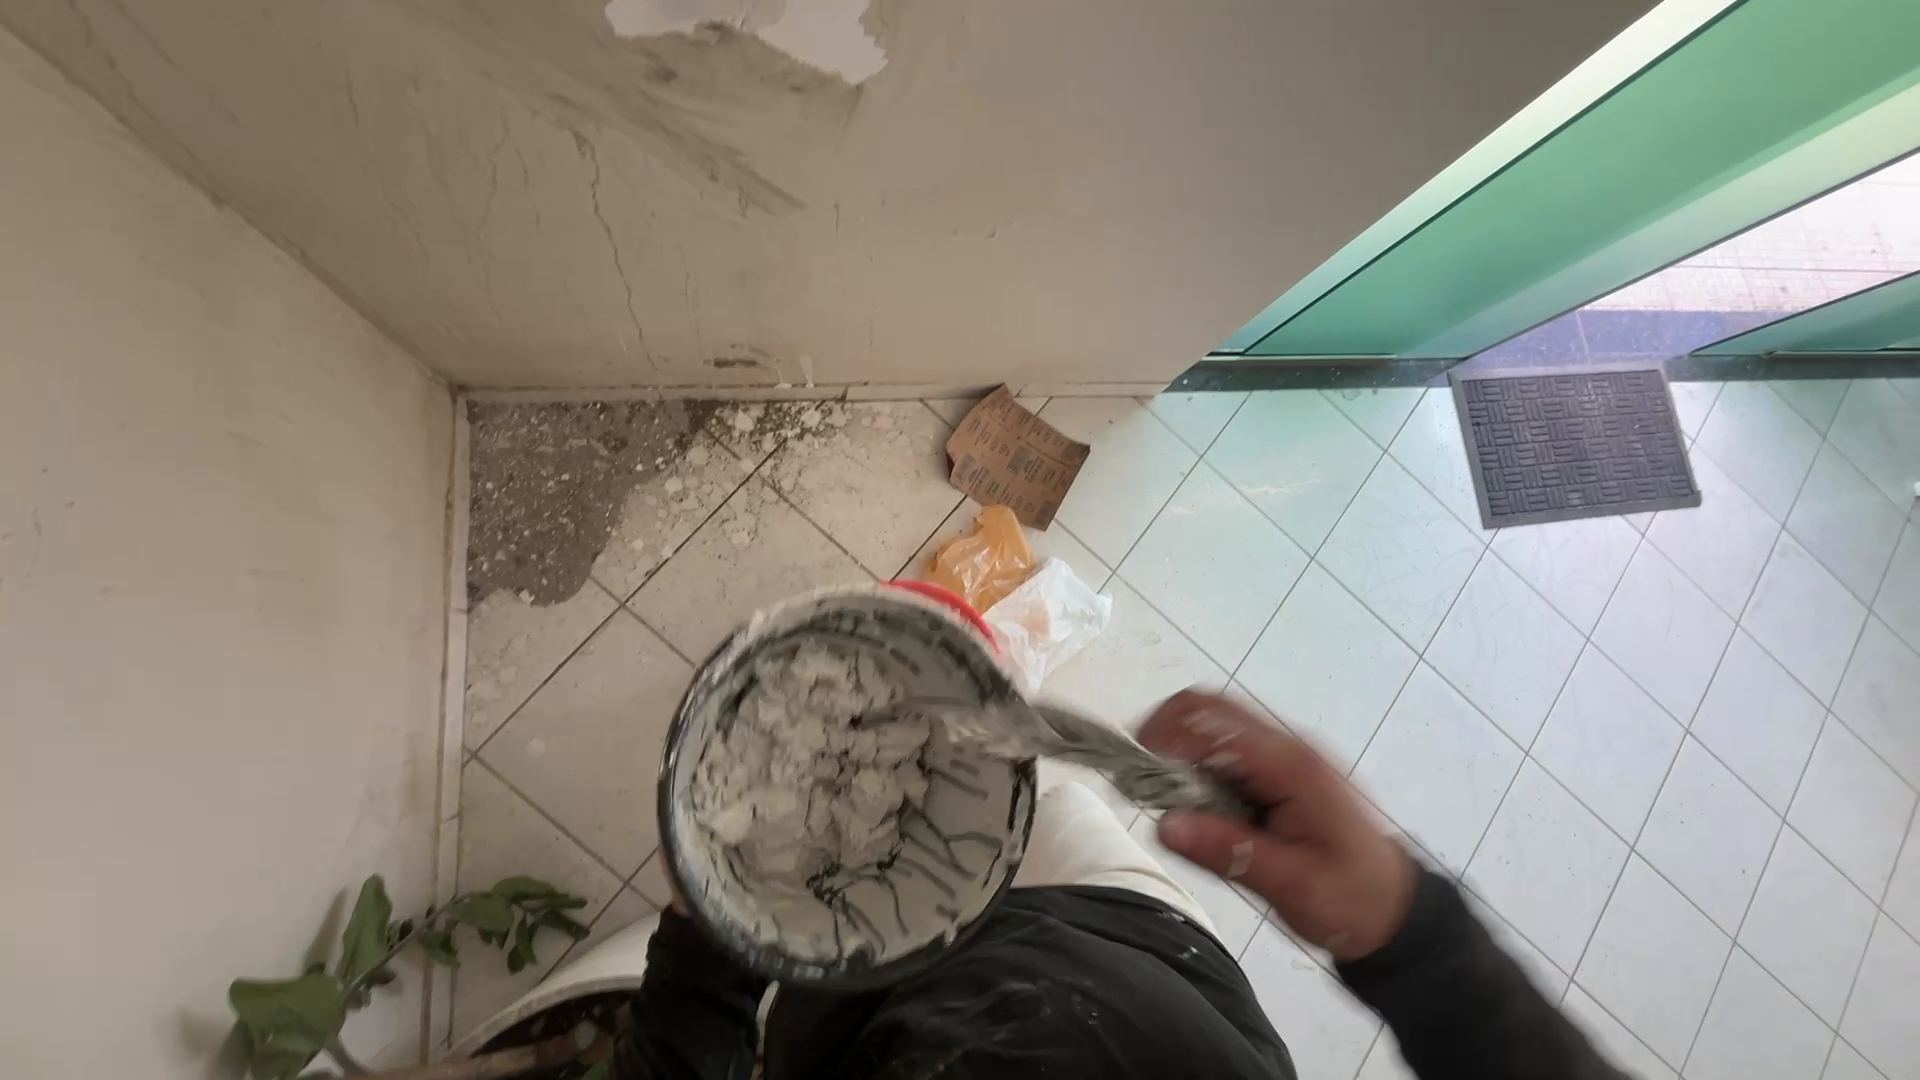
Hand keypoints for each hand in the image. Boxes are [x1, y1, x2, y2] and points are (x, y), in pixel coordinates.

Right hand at [1138, 690, 1415, 961]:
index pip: (1211, 720)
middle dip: (1162, 733)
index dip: (1163, 737)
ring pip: (1210, 722)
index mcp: (1289, 764)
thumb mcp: (1293, 886)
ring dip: (1176, 747)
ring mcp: (1280, 751)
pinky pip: (1221, 746)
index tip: (1135, 775)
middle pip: (1205, 707)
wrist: (1397, 910)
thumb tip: (1163, 824)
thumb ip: (1229, 852)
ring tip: (1161, 794)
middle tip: (1140, 779)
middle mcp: (1283, 744)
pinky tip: (1191, 801)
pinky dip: (1193, 762)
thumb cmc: (1350, 900)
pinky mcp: (1274, 766)